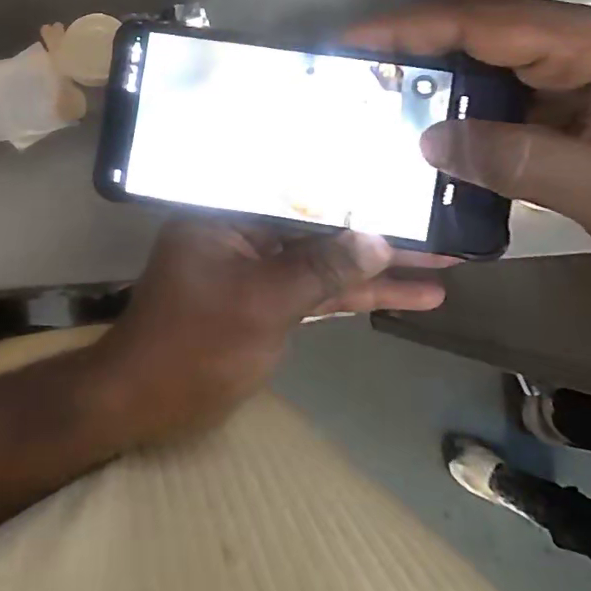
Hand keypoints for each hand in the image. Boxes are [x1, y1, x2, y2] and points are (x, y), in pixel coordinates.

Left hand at [96, 219, 453, 439]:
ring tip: (443, 269)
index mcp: (222, 215)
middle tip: (441, 234)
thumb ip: (321, 267)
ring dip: (373, 269)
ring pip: (318, 262)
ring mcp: (249, 269)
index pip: (295, 193)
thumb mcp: (264, 302)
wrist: (147, 401)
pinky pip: (310, 291)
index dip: (354, 194)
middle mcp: (235, 233)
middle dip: (375, 235)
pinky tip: (402, 295)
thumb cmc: (197, 345)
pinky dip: (349, 295)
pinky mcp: (260, 302)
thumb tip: (377, 239)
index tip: (405, 189)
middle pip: (313, 227)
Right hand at [346, 0, 590, 315]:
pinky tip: (437, 147)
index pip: (494, 20)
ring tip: (377, 110)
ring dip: (440, 90)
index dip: (414, 26)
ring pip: (499, 72)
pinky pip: (519, 108)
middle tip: (350, 79)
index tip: (348, 40)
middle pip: (489, 37)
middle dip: (415, 53)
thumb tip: (426, 139)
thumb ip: (523, 160)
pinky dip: (472, 123)